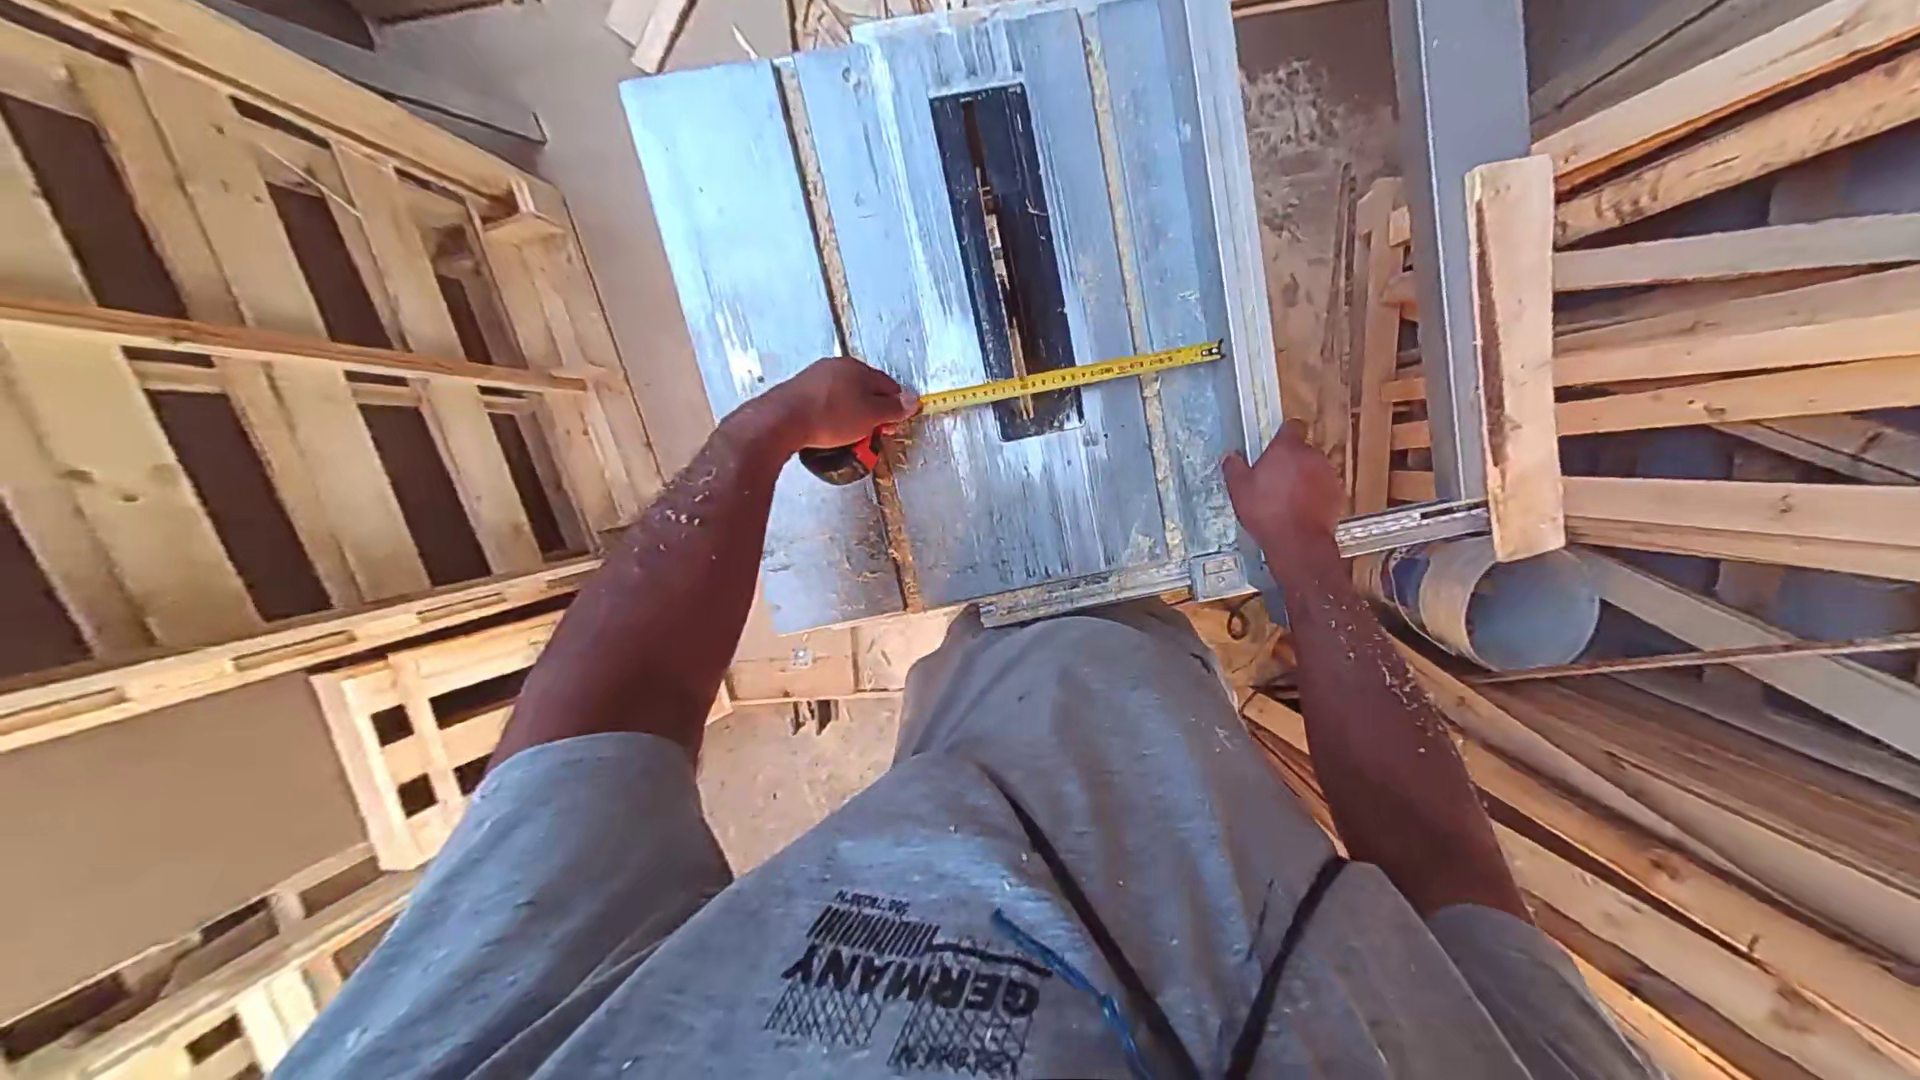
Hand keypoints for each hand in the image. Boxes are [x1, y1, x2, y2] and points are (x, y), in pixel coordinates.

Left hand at [758, 357, 919, 451]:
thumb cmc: (829, 416)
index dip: (895, 406)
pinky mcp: (799, 393)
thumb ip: (893, 408)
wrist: (783, 420)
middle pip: (865, 390)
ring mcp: (815, 378)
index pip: (888, 385)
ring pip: (844, 397)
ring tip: (850, 437)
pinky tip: (828, 432)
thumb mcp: (870, 416)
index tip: (894, 424)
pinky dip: (831, 418)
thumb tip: (912, 400)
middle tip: (872, 434)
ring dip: (851, 416)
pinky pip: (824, 405)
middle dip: (872, 412)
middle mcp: (836, 367)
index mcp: (858, 368)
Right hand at [1223, 419, 1342, 551]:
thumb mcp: (1238, 489)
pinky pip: (1323, 486)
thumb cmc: (1266, 512)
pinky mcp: (1337, 492)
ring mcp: (1328, 473)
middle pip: (1301, 449)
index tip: (1273, 446)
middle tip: (1272, 478)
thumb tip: (1230, 458)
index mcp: (1286, 449)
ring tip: (1285, 496)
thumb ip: (1234, 467)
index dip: (1282, 435)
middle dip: (1289, 460)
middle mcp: (1311, 455)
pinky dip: (1314, 493)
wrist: (1297, 540)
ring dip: (1303, 476)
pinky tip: (1299, 507)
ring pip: (1313, 468)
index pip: (1290, 427)